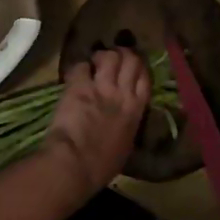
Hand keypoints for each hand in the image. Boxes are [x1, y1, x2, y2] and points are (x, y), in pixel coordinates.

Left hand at [43, 48, 148, 193]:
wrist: (76, 162)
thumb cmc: (101, 164)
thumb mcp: (125, 144)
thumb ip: (127, 124)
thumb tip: (123, 118)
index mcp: (137, 111)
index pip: (145, 79)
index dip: (138, 68)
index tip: (131, 66)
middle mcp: (123, 94)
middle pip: (131, 61)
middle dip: (122, 55)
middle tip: (112, 58)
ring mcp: (101, 88)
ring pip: (109, 57)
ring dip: (101, 56)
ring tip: (93, 62)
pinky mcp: (79, 86)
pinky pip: (81, 66)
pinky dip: (78, 67)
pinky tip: (74, 74)